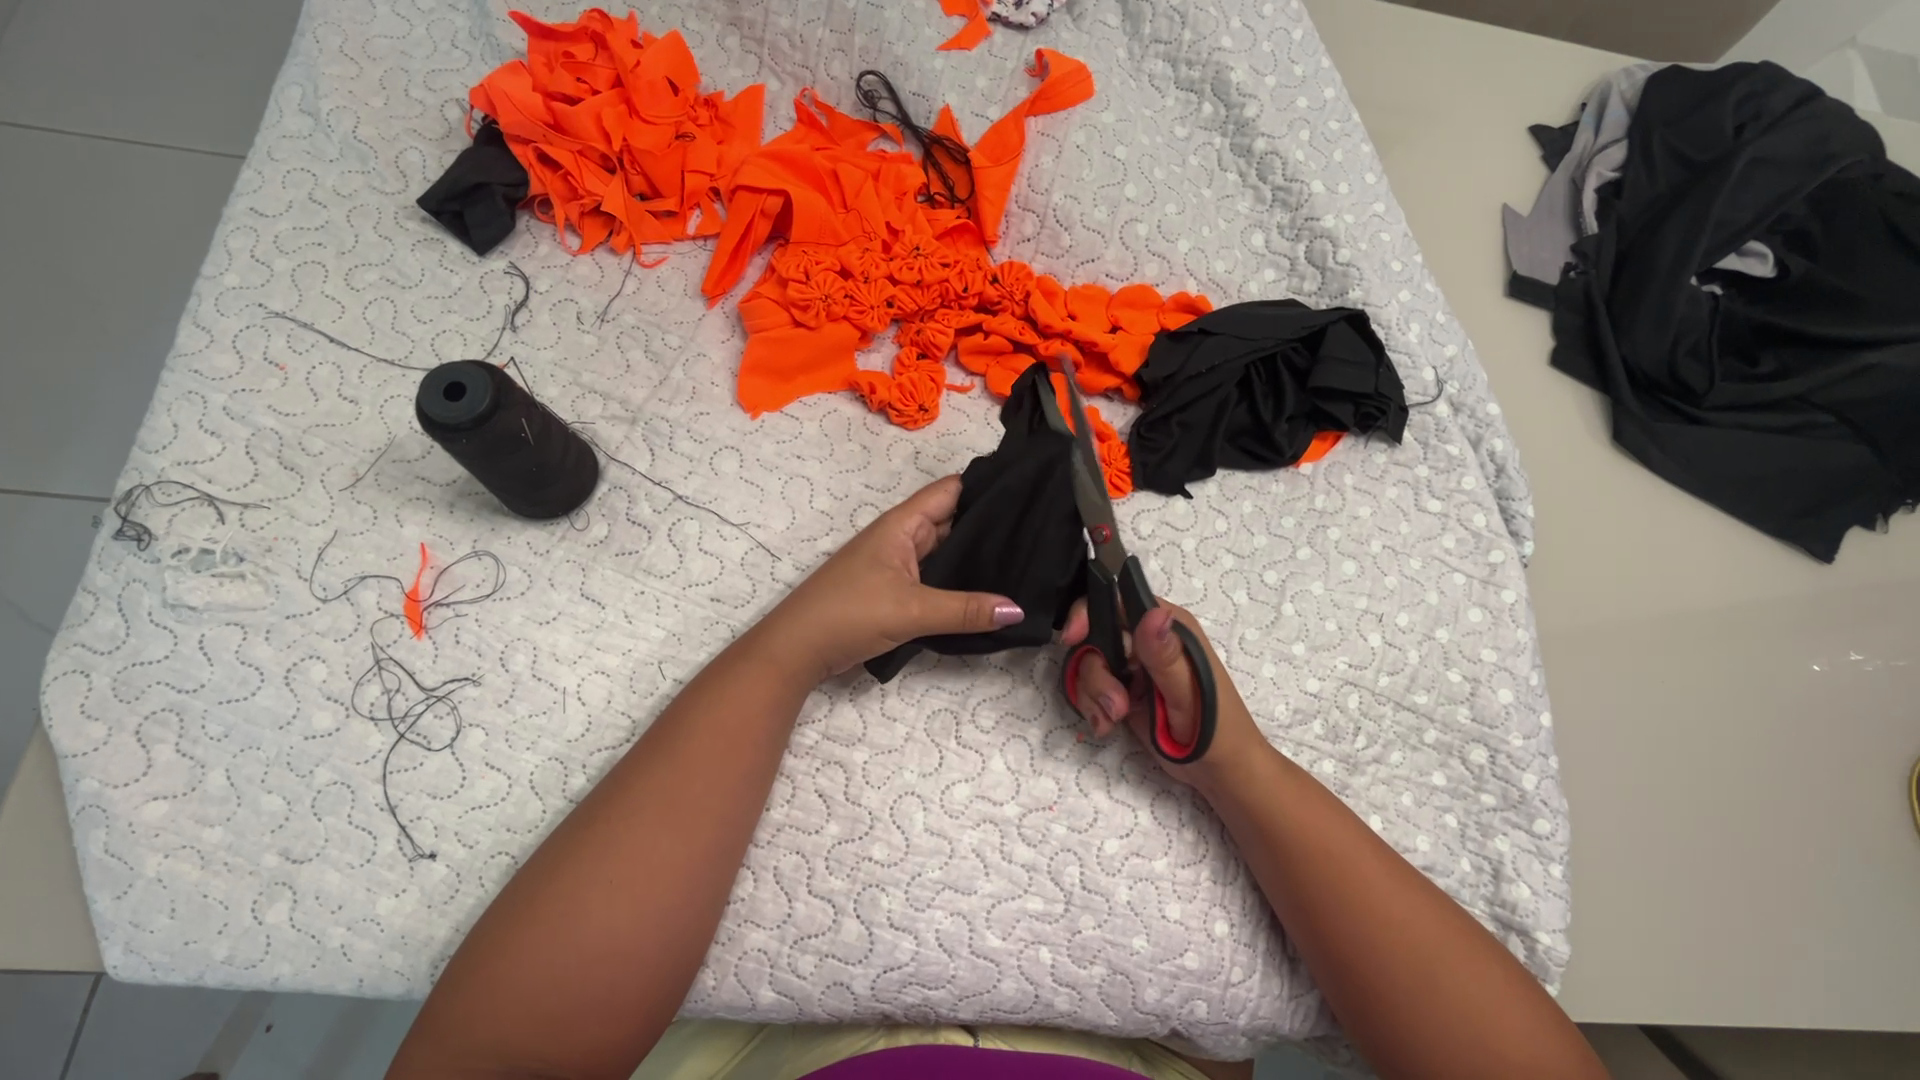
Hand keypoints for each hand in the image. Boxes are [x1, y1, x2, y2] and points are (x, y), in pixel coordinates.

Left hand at [761, 476, 1022, 679]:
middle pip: (953, 521)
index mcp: (902, 524)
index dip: (988, 486)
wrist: (797, 649)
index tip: (1031, 489)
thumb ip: (966, 610)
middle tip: (1041, 531)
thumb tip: (1018, 610)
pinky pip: (936, 579)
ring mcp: (898, 566)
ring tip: (1027, 560)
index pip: (952, 490)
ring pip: (946, 553)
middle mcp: (902, 538)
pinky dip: (960, 583)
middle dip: (991, 526)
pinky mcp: (896, 592)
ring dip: (976, 558)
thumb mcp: (912, 611)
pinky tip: (990, 594)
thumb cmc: (849, 613)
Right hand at [1061, 599, 1267, 788]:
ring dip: (1094, 695)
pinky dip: (1092, 707)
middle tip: (1114, 705)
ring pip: (1088, 665)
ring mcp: (1133, 666)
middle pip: (1095, 636)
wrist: (1219, 772)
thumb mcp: (1188, 693)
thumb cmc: (1215, 729)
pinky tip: (1107, 726)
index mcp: (1169, 627)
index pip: (1118, 600)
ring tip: (1114, 719)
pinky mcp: (1122, 690)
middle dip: (1095, 673)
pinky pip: (1089, 688)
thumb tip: (1153, 614)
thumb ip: (1165, 655)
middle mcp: (1146, 640)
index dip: (1089, 613)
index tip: (1074, 638)